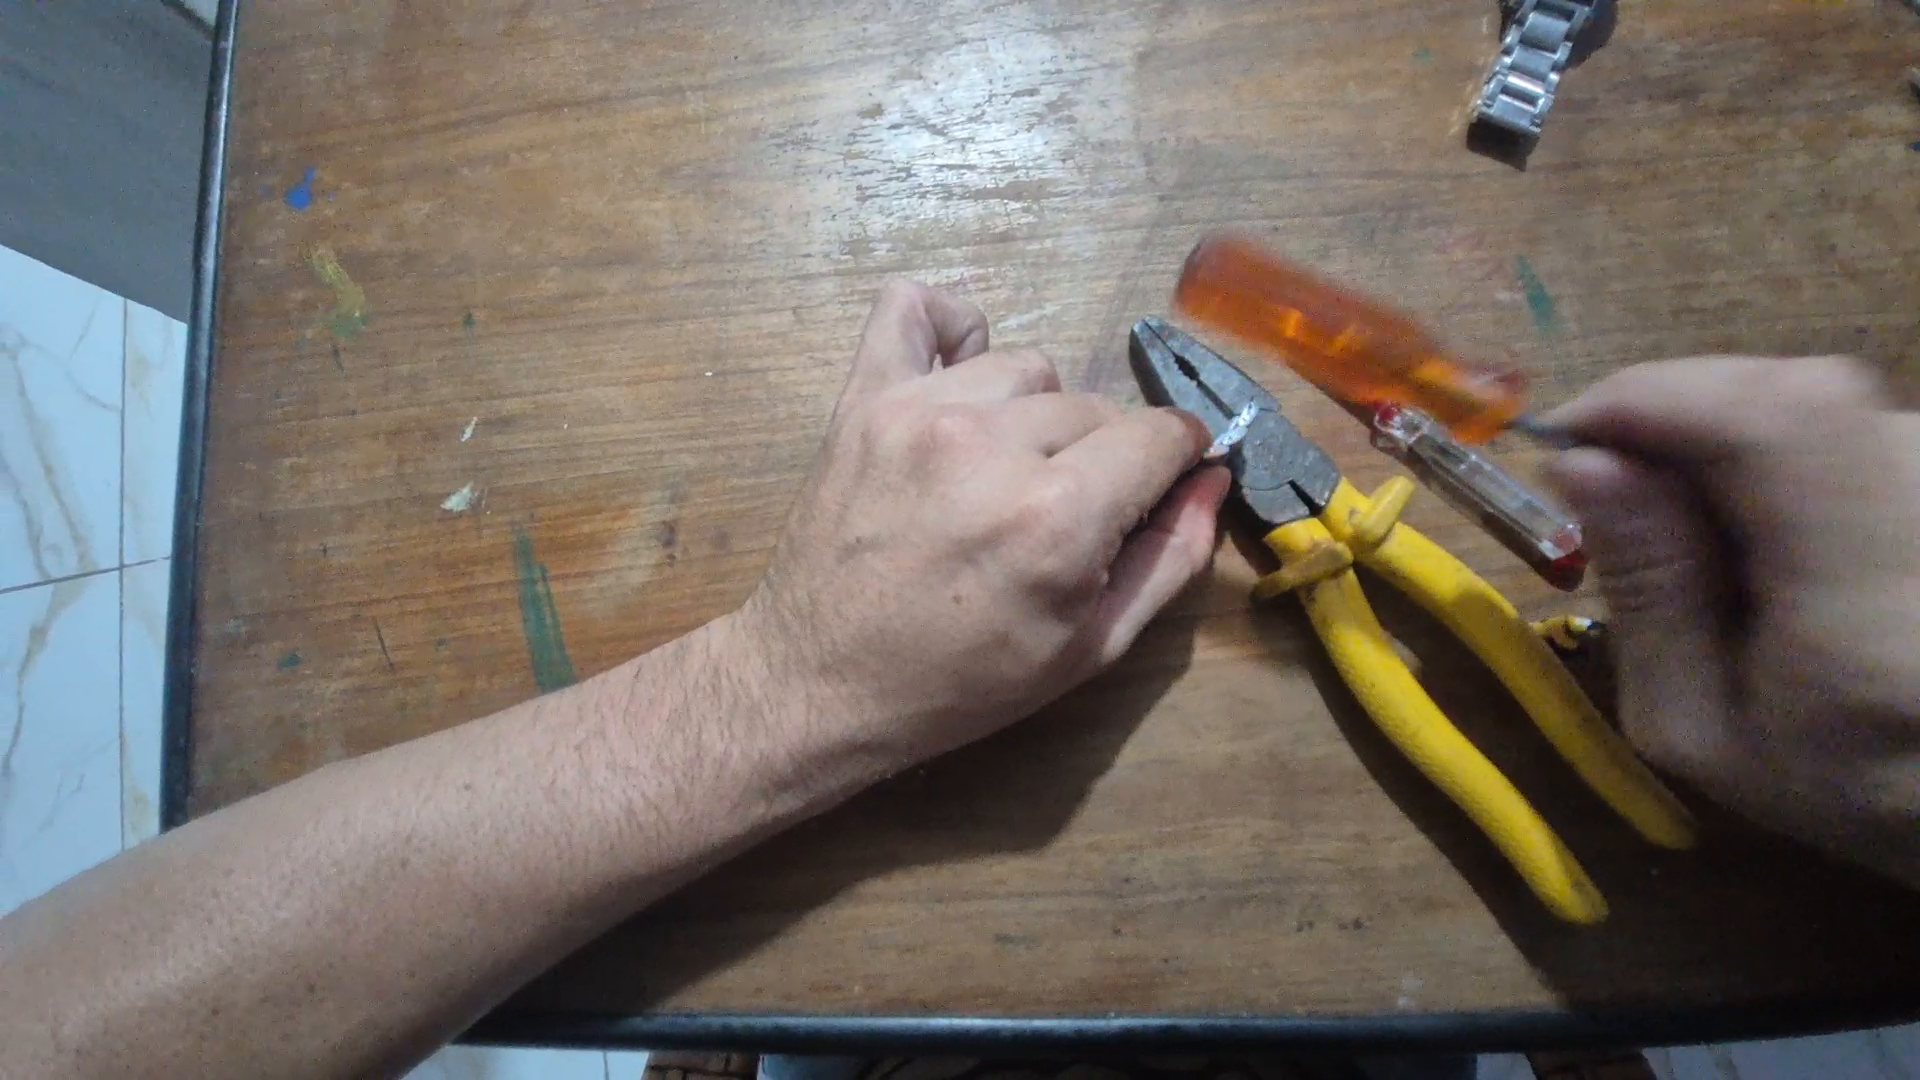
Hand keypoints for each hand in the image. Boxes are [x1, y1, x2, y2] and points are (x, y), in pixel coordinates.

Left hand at [733, 282, 1228, 788]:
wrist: (820, 681)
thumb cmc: (960, 683)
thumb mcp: (1089, 649)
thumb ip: (1169, 557)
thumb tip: (1212, 475)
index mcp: (1058, 517)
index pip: (1161, 435)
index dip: (1176, 458)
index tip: (1159, 481)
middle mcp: (992, 446)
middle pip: (1096, 405)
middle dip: (1102, 456)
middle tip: (1060, 511)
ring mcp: (918, 410)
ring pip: (1027, 368)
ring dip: (1035, 414)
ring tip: (1002, 469)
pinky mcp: (862, 400)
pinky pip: (914, 308)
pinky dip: (952, 328)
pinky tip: (959, 376)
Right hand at [1545, 357, 1919, 883]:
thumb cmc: (1835, 782)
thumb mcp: (1691, 718)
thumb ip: (1645, 590)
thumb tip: (1581, 461)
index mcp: (1878, 600)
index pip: (1778, 421)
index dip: (1650, 398)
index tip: (1560, 442)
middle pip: (1791, 393)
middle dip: (1663, 418)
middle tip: (1603, 488)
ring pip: (1814, 400)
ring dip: (1712, 438)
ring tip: (1685, 526)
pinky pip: (1848, 422)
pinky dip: (1765, 451)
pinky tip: (1754, 522)